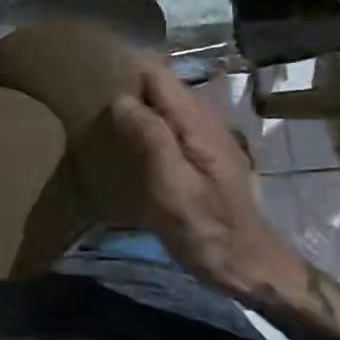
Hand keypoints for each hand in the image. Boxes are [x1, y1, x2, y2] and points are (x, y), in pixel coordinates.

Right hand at [109, 62, 278, 290]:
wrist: (245, 265)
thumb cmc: (204, 228)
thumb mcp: (171, 185)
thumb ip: (151, 138)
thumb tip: (122, 100)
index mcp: (200, 126)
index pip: (162, 79)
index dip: (131, 73)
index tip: (97, 76)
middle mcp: (208, 124)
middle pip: (168, 88)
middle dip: (135, 85)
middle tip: (94, 95)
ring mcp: (210, 141)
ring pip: (172, 105)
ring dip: (143, 104)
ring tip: (107, 112)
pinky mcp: (206, 157)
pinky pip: (175, 125)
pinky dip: (152, 122)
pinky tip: (133, 139)